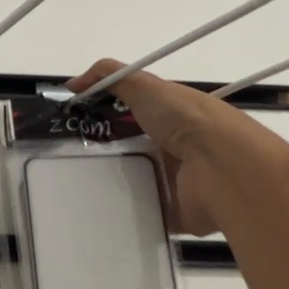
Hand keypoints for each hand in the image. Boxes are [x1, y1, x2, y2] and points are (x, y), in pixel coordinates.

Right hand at [65, 59, 249, 235]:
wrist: (226, 168)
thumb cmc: (188, 120)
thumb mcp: (146, 85)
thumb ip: (110, 76)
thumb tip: (71, 84)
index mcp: (170, 118)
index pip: (129, 116)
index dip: (101, 116)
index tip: (71, 122)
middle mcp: (171, 149)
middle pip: (125, 150)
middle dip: (97, 152)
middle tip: (62, 156)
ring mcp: (171, 182)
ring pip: (128, 181)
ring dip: (104, 183)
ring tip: (68, 184)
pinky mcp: (169, 212)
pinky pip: (136, 212)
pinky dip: (117, 212)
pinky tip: (90, 209)